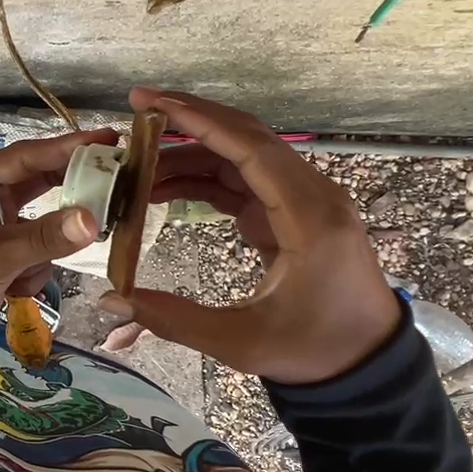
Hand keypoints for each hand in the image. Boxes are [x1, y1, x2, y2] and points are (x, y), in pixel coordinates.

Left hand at [0, 129, 116, 313]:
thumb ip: (44, 238)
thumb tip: (91, 220)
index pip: (25, 156)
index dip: (66, 148)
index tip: (106, 139)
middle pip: (39, 181)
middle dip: (68, 193)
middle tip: (113, 178)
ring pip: (44, 220)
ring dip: (41, 250)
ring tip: (22, 272)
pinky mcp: (5, 242)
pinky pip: (38, 246)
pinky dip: (31, 269)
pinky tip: (12, 286)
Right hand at [99, 88, 399, 384]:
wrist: (365, 366)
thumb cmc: (311, 350)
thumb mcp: (239, 341)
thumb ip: (171, 318)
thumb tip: (107, 299)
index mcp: (309, 217)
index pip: (249, 148)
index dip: (198, 121)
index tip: (152, 104)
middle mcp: (310, 196)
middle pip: (246, 137)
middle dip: (189, 117)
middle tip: (136, 106)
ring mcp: (301, 202)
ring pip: (238, 156)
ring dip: (186, 153)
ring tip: (134, 163)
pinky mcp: (289, 214)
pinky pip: (240, 180)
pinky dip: (200, 177)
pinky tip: (160, 187)